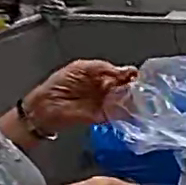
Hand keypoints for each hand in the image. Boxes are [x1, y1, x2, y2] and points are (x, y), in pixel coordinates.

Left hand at [22, 59, 136, 133]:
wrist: (47, 106)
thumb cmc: (59, 84)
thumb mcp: (81, 68)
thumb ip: (102, 67)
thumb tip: (124, 71)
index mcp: (99, 75)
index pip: (120, 74)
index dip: (129, 74)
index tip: (136, 75)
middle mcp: (104, 89)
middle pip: (125, 88)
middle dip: (132, 87)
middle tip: (138, 87)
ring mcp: (105, 103)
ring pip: (124, 101)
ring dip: (131, 100)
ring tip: (135, 97)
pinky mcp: (104, 117)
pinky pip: (118, 114)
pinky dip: (125, 112)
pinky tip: (128, 107)